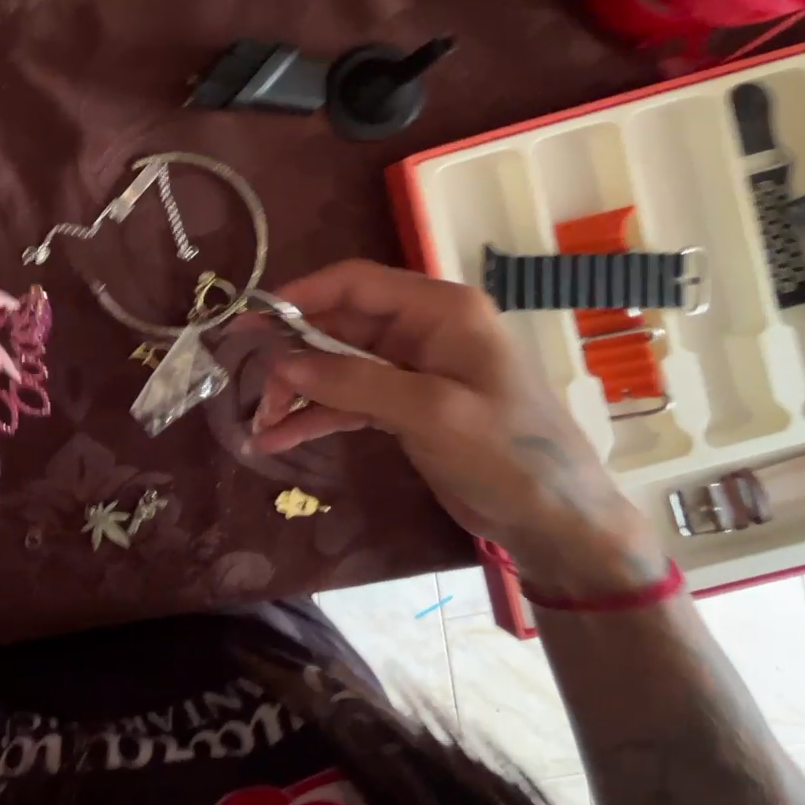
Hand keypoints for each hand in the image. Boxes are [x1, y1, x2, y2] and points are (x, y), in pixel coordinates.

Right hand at [242, 260, 664, 598]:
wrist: (554, 519)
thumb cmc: (508, 454)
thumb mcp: (431, 412)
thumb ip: (354, 383)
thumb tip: (281, 364)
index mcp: (440, 311)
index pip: (356, 284)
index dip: (299, 297)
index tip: (250, 323)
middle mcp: (421, 331)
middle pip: (337, 327)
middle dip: (290, 357)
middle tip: (249, 386)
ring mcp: (410, 370)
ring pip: (334, 367)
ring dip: (296, 393)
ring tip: (259, 426)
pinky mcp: (402, 406)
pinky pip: (345, 401)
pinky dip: (313, 417)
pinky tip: (278, 440)